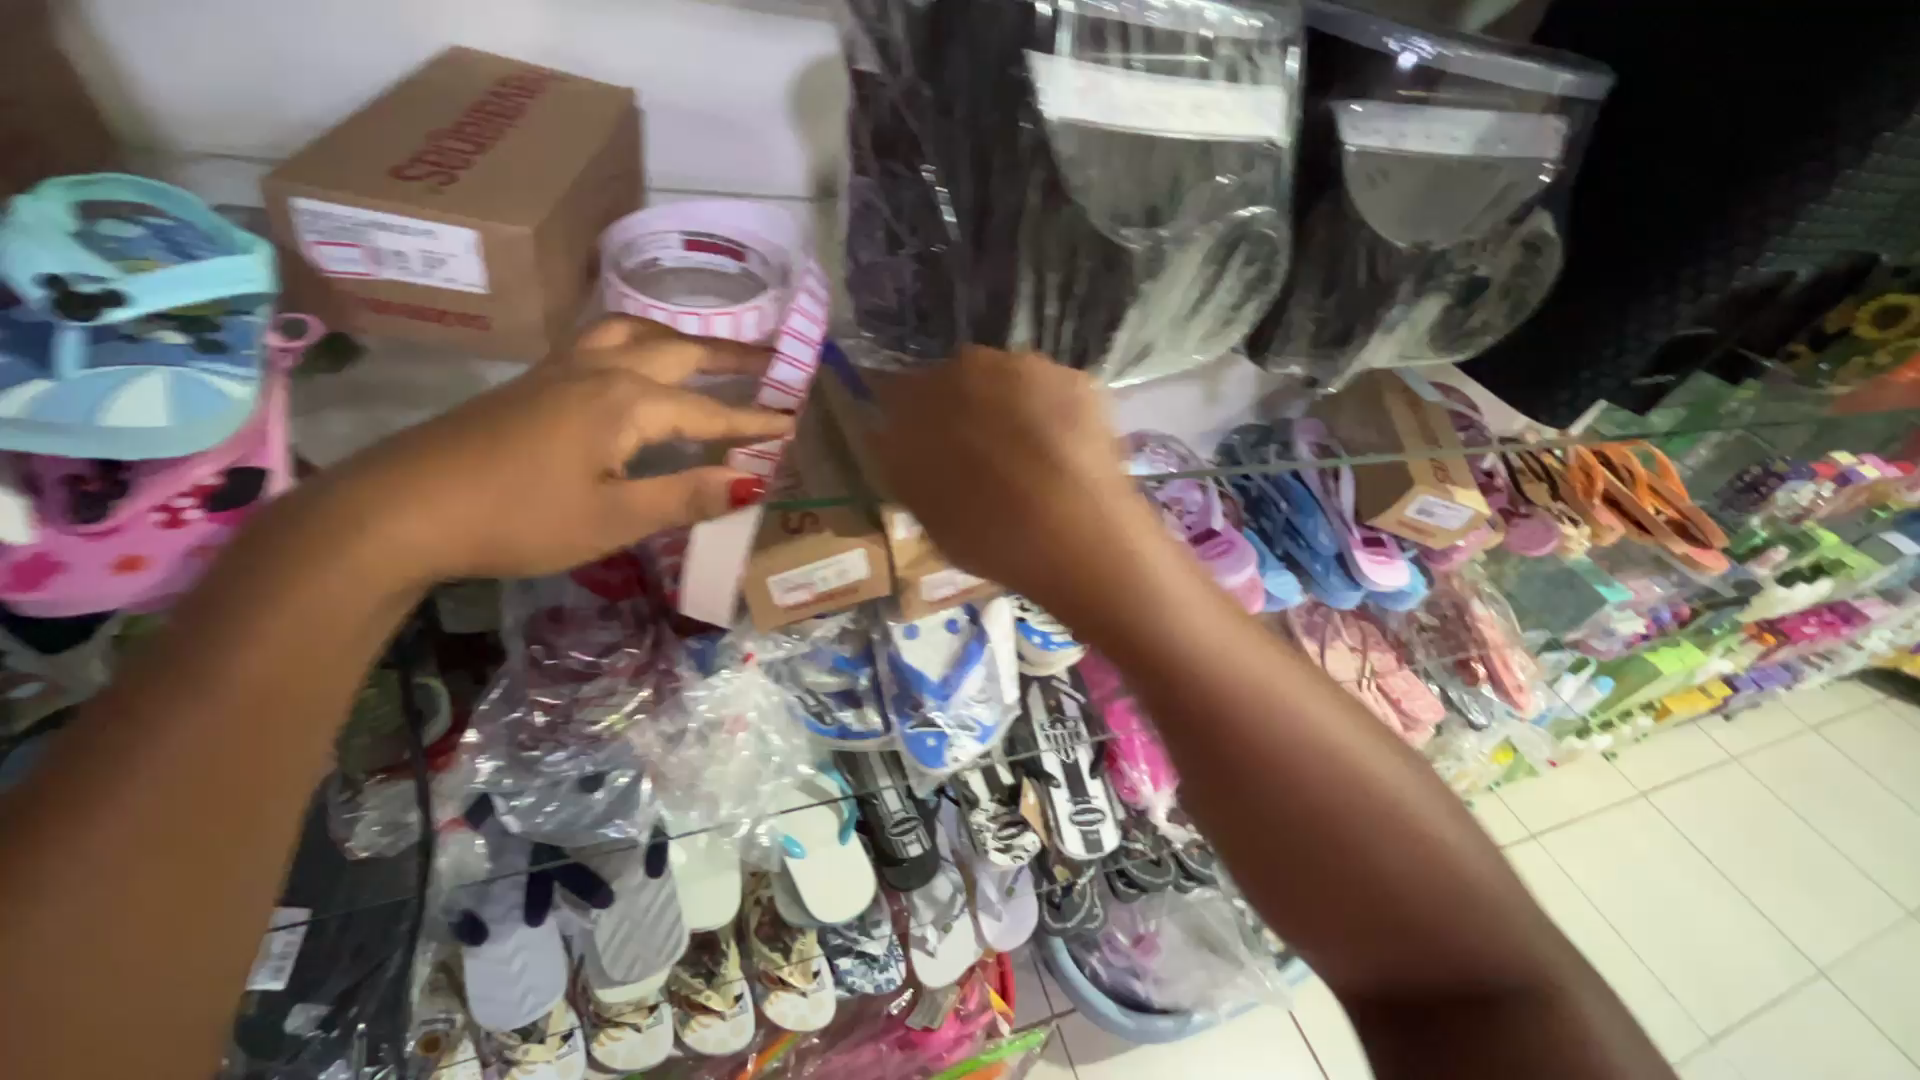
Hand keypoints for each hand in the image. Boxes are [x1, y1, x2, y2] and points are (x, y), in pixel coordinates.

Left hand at [342, 316, 792, 581]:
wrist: (403, 508)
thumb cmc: (518, 518)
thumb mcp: (613, 519)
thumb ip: (686, 497)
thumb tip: (753, 484)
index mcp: (625, 402)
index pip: (708, 410)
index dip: (753, 421)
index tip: (794, 421)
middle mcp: (598, 371)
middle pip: (677, 351)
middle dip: (730, 357)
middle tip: (771, 363)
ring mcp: (558, 371)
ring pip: (631, 334)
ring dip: (677, 339)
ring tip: (703, 352)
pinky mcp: (531, 384)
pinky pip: (599, 343)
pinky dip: (636, 343)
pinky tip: (631, 365)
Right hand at [866, 348, 1170, 609]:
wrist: (1077, 535)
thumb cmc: (987, 534)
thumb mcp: (926, 514)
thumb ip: (902, 466)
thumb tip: (891, 439)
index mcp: (918, 397)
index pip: (898, 392)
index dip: (907, 420)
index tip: (918, 448)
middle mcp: (968, 365)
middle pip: (955, 381)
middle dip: (961, 411)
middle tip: (975, 460)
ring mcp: (1027, 367)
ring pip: (1007, 382)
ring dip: (1008, 410)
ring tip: (1025, 462)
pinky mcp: (1076, 379)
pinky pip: (1050, 393)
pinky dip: (1051, 416)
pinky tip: (1061, 456)